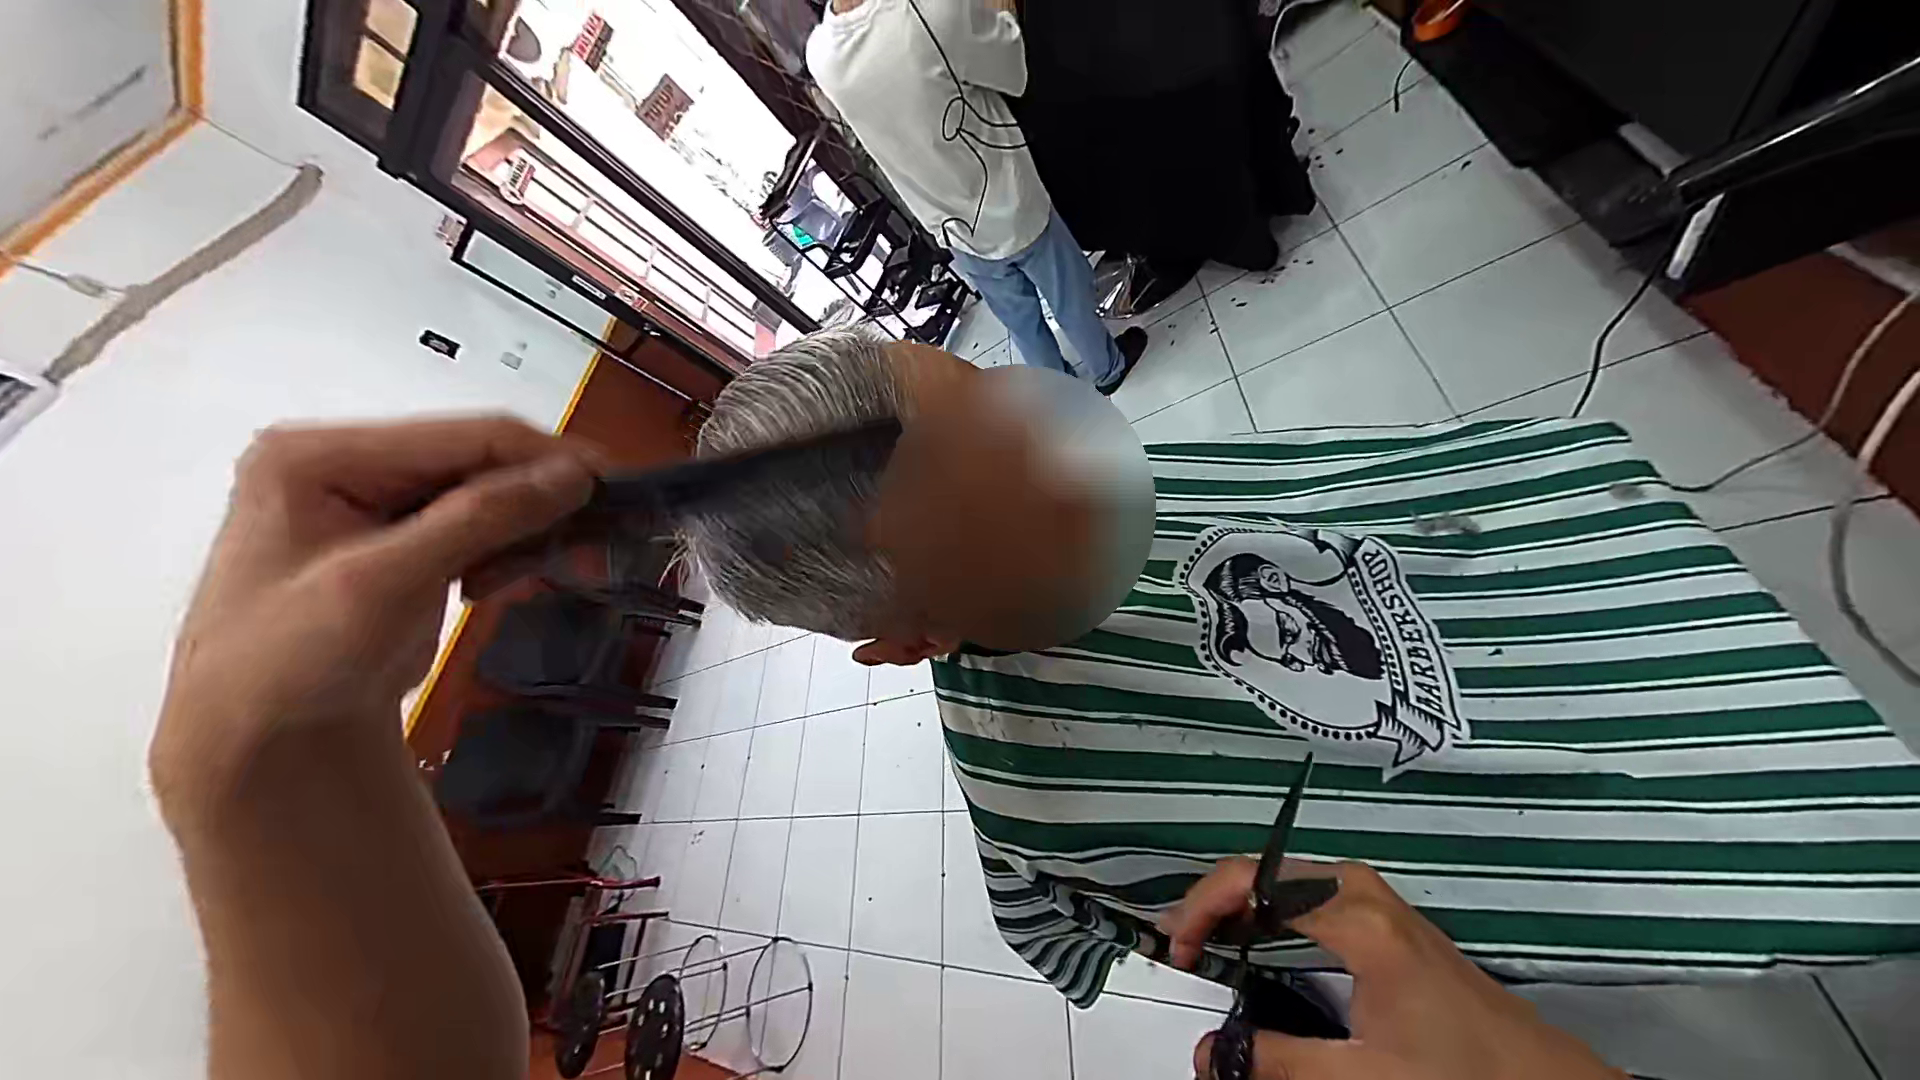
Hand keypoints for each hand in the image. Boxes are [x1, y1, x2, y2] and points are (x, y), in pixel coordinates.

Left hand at [151, 416, 596, 825]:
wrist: (265, 737)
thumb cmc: (295, 659)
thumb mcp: (385, 583)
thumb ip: (480, 519)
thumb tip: (575, 476)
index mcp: (325, 453)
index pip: (468, 436)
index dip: (549, 457)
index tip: (616, 486)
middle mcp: (357, 462)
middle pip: (486, 463)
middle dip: (546, 502)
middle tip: (601, 538)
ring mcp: (385, 500)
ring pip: (496, 494)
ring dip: (535, 531)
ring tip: (552, 571)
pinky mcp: (413, 535)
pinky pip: (488, 525)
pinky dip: (515, 551)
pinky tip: (505, 584)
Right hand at [1160, 858, 1624, 1079]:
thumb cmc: (1460, 1074)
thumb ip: (1280, 1064)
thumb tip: (1206, 1054)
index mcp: (1350, 914)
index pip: (1248, 882)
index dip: (1201, 909)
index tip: (1177, 953)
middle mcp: (1351, 885)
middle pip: (1256, 873)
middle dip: (1210, 907)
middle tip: (1180, 950)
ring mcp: (1363, 891)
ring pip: (1273, 880)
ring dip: (1233, 908)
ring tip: (1203, 945)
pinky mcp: (1372, 907)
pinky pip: (1295, 893)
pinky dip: (1260, 912)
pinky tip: (1248, 940)